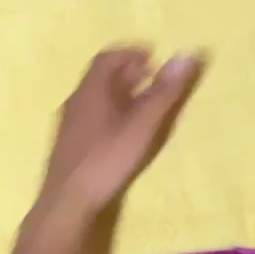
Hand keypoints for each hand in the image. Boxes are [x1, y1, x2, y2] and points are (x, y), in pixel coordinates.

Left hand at [38, 48, 200, 218]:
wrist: (67, 201)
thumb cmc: (106, 159)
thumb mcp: (142, 125)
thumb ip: (164, 92)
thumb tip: (187, 54)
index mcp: (90, 90)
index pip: (108, 57)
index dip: (131, 53)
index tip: (153, 57)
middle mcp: (75, 101)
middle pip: (100, 77)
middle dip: (127, 72)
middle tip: (152, 78)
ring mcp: (68, 123)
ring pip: (95, 98)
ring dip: (119, 94)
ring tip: (142, 104)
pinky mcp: (68, 144)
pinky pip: (90, 116)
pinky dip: (109, 112)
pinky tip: (121, 132)